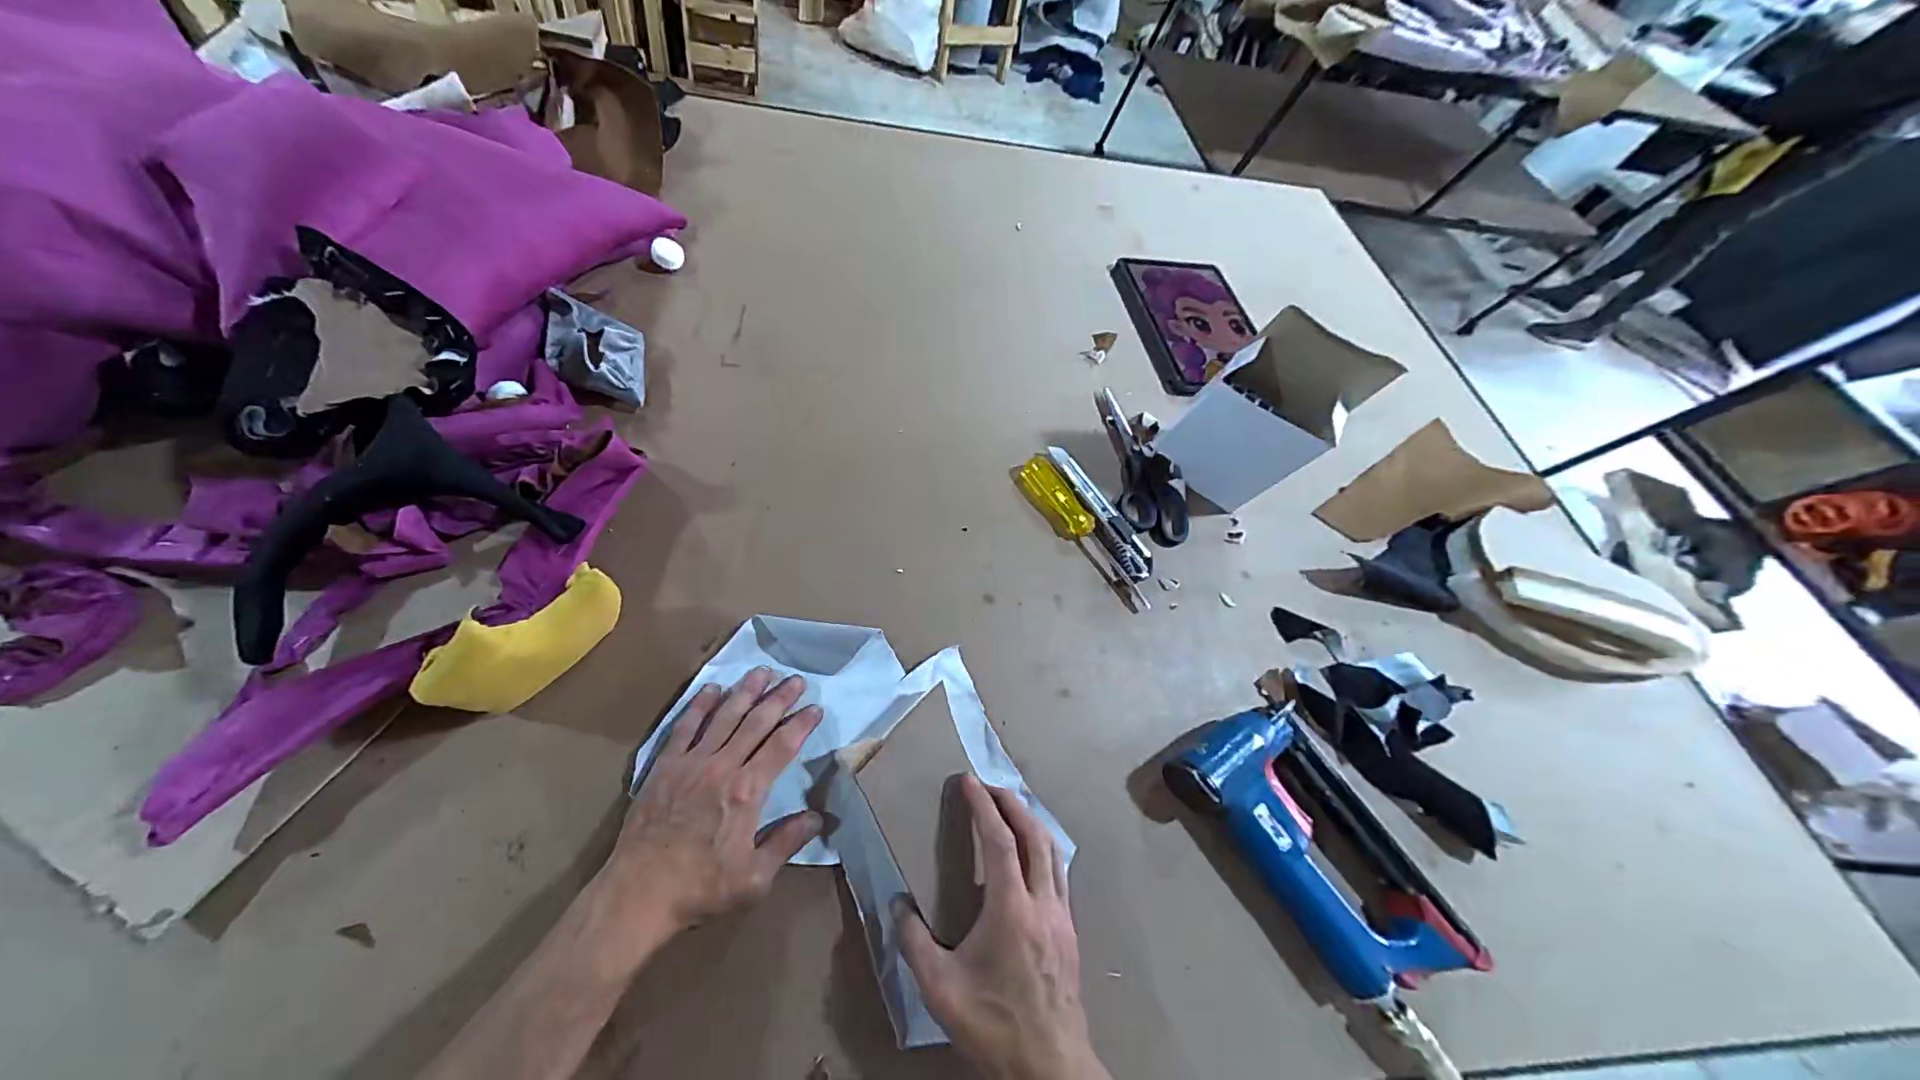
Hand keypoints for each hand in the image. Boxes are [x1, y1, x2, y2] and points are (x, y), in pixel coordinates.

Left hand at [604, 668, 825, 933]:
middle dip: (779, 698)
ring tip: (761, 671)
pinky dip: (699, 706)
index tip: (815, 709)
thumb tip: (817, 817)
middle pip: (756, 722)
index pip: (782, 746)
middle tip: (796, 679)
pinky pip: (685, 727)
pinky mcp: (664, 767)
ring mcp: (690, 763)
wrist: (637, 894)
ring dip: (745, 692)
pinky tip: (712, 689)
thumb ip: (786, 842)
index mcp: (747, 791)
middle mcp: (721, 767)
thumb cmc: (700, 888)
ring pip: (723, 716)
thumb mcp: (755, 878)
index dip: (801, 724)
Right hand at [897, 776, 1108, 1079]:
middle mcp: (1042, 902)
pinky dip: (1044, 849)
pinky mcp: (1070, 931)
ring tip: (1012, 809)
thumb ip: (914, 944)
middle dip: (1011, 802)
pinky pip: (1060, 874)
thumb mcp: (941, 990)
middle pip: (1034, 834)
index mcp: (1011, 908)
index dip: (983, 805)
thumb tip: (898, 907)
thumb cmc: (994, 1024)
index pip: (998, 839)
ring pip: (1053, 851)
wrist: (1051, 1065)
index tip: (968, 780)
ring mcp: (1062, 916)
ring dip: (1032, 822)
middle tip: (989, 785)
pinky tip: (1033, 858)